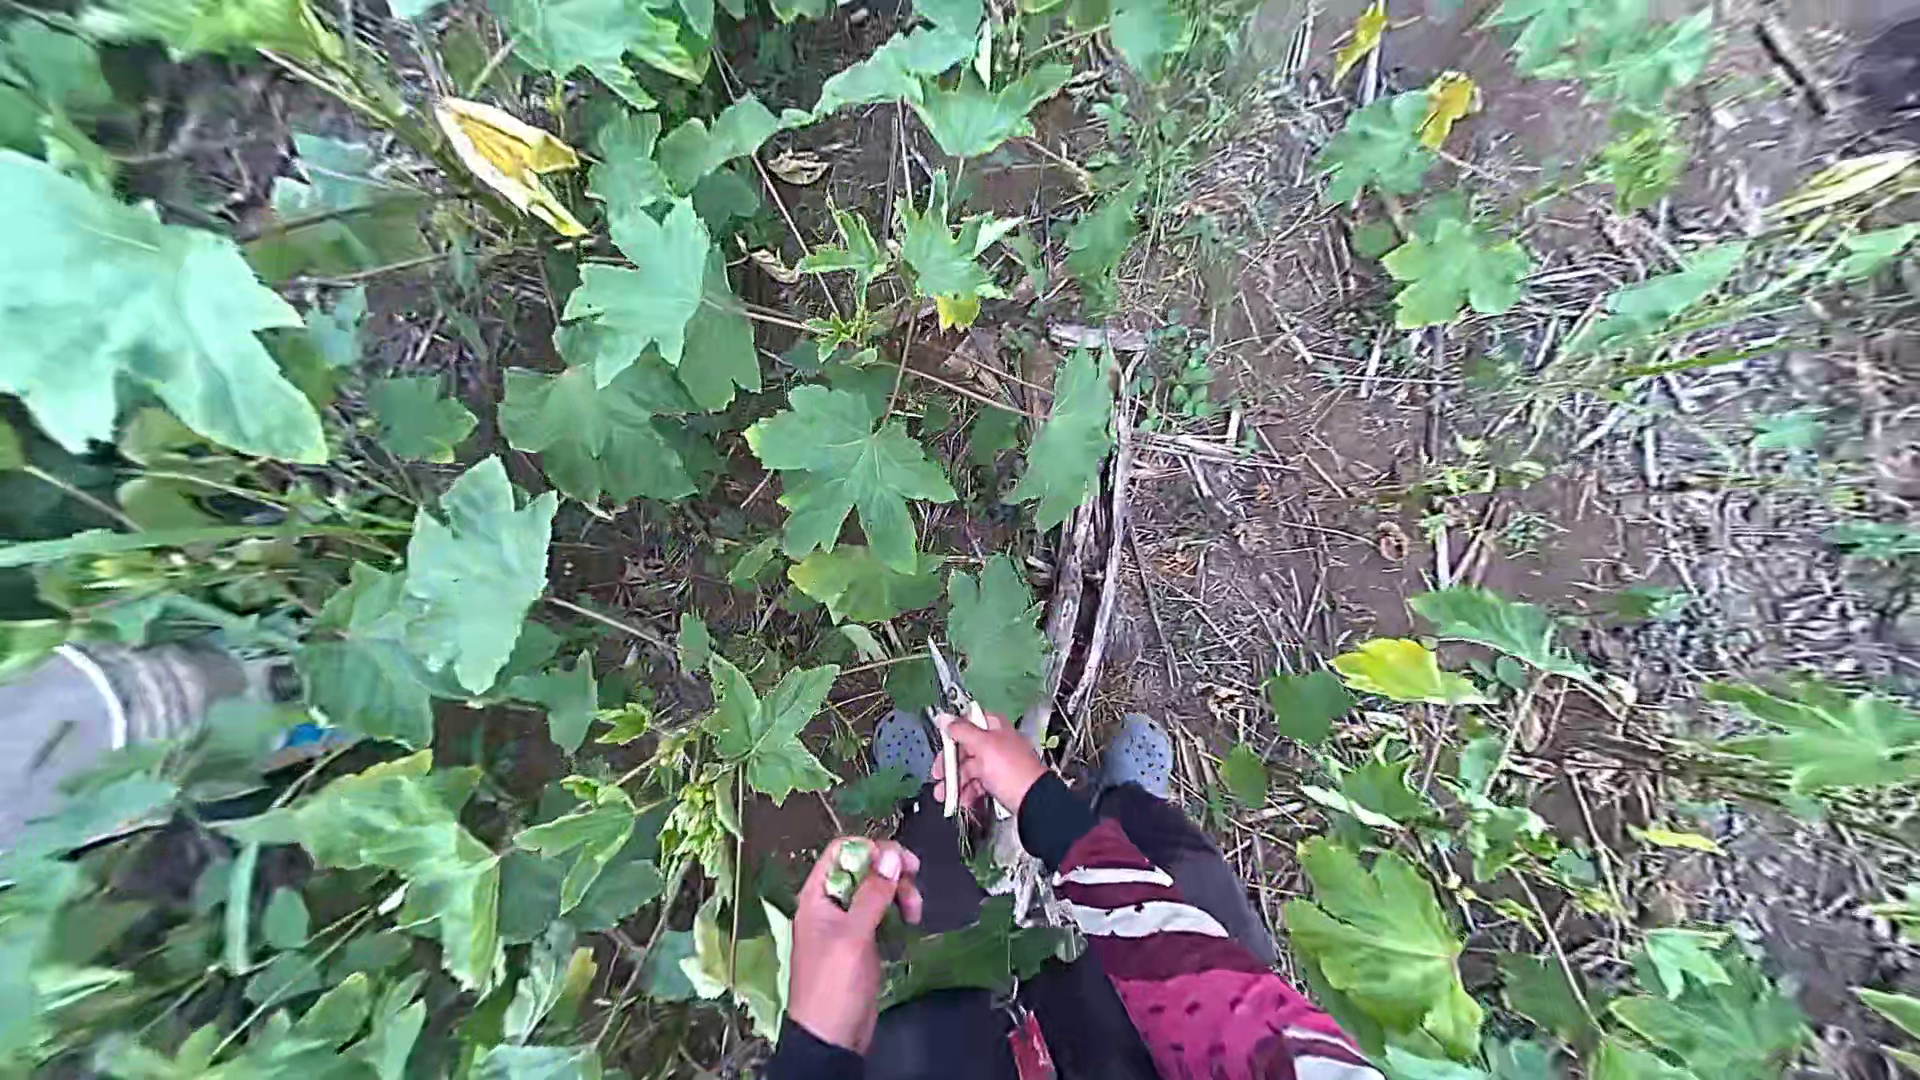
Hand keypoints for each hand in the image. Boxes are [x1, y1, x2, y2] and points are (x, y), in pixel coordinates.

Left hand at [785, 837, 922, 1053]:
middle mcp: (832, 902)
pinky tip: (910, 920)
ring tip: (915, 910)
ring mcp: (848, 920)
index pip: (841, 851)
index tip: (895, 859)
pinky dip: (898, 908)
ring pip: (878, 886)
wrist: (831, 1043)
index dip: (868, 848)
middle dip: (891, 870)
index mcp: (818, 895)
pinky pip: (883, 909)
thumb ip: (872, 893)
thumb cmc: (834, 985)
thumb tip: (892, 854)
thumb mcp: (853, 936)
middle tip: (915, 877)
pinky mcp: (863, 938)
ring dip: (900, 890)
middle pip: (864, 866)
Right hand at [932, 710, 1048, 814]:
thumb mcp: (984, 745)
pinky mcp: (997, 782)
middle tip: (937, 775)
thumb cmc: (1008, 768)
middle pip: (965, 747)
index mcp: (994, 727)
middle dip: (950, 764)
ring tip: (944, 796)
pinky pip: (977, 783)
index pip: (970, 721)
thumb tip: (944, 717)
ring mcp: (996, 763)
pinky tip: (961, 801)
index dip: (954, 731)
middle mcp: (995, 741)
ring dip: (955, 782)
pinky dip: (967, 791)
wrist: (1032, 801)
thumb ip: (962, 730)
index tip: (942, 743)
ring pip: (969, 768)